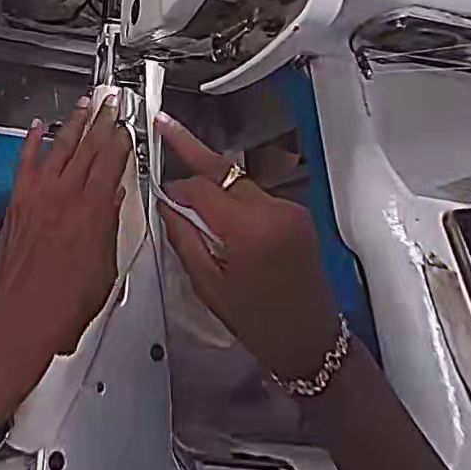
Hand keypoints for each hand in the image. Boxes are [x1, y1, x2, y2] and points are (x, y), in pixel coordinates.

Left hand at [0, 94, 129, 423]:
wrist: (17, 320)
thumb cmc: (61, 305)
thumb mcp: (105, 269)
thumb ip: (110, 228)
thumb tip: (115, 202)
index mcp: (93, 210)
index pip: (111, 160)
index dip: (121, 138)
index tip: (127, 124)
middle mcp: (65, 195)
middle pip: (88, 145)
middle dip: (102, 119)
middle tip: (111, 100)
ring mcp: (39, 196)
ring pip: (60, 146)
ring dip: (74, 121)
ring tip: (84, 103)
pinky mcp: (18, 202)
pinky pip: (26, 162)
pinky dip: (33, 142)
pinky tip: (39, 128)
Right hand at [155, 114, 341, 383]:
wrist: (312, 341)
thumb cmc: (263, 324)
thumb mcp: (209, 286)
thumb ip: (185, 239)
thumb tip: (168, 207)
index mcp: (251, 231)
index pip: (202, 188)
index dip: (176, 186)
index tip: (158, 188)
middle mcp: (274, 211)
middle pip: (222, 173)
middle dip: (192, 160)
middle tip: (166, 128)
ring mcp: (289, 210)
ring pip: (238, 181)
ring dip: (212, 183)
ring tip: (187, 188)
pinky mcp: (295, 213)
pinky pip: (254, 195)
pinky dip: (233, 199)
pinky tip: (219, 216)